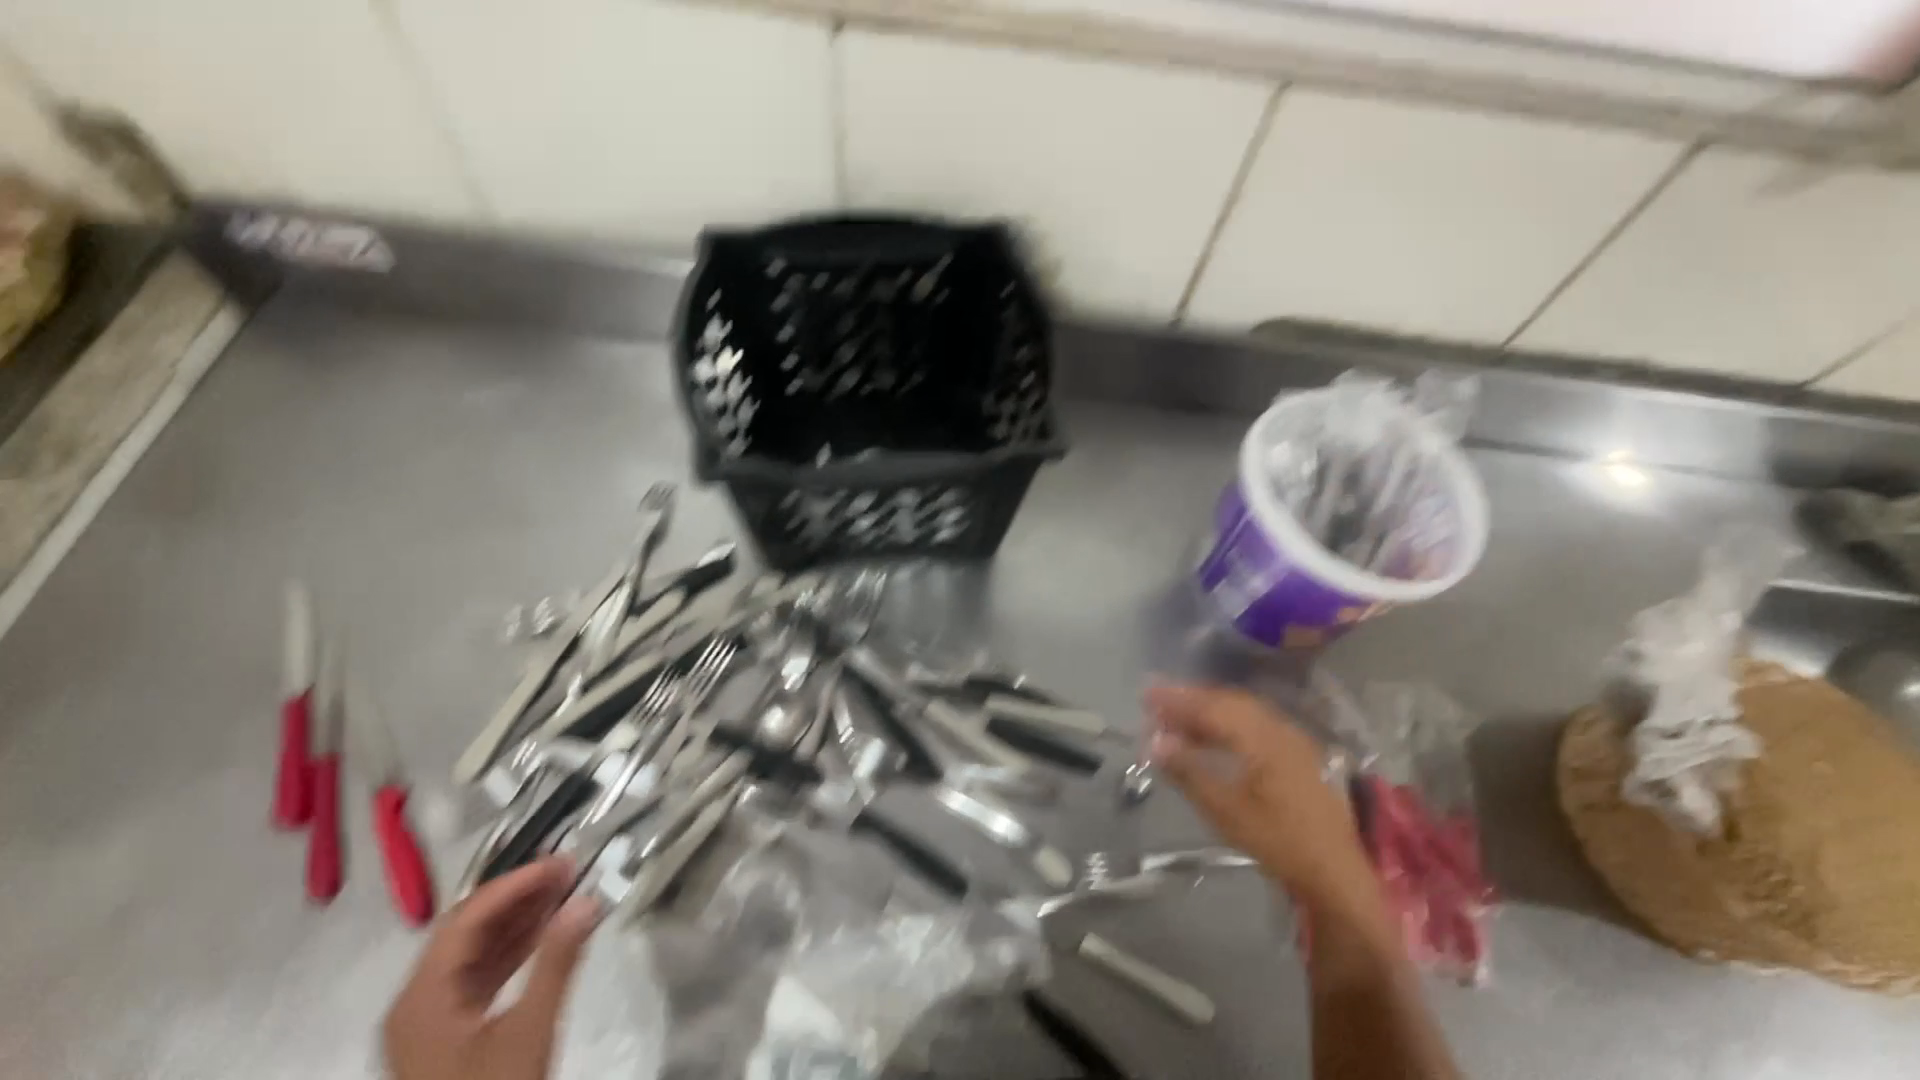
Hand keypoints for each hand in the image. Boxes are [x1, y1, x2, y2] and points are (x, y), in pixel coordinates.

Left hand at [384, 857, 598, 1079]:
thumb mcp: (530, 1032)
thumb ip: (557, 962)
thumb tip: (586, 901)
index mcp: (420, 999)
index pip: (466, 920)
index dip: (514, 885)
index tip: (561, 863)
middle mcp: (416, 1003)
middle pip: (465, 933)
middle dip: (518, 898)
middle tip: (568, 871)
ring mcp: (430, 1023)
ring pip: (474, 956)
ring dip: (519, 923)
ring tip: (564, 893)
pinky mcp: (449, 1040)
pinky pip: (479, 981)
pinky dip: (513, 954)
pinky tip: (547, 937)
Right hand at [1148, 684, 1376, 913]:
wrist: (1334, 872)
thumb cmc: (1277, 841)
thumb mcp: (1225, 810)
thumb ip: (1189, 771)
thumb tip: (1155, 742)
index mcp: (1262, 738)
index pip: (1212, 707)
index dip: (1177, 699)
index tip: (1147, 693)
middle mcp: (1279, 729)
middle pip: (1229, 702)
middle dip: (1191, 700)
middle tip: (1157, 705)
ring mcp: (1293, 740)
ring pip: (1244, 712)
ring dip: (1209, 711)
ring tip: (1178, 720)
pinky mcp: (1299, 755)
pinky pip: (1256, 725)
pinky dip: (1228, 724)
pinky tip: (1213, 737)